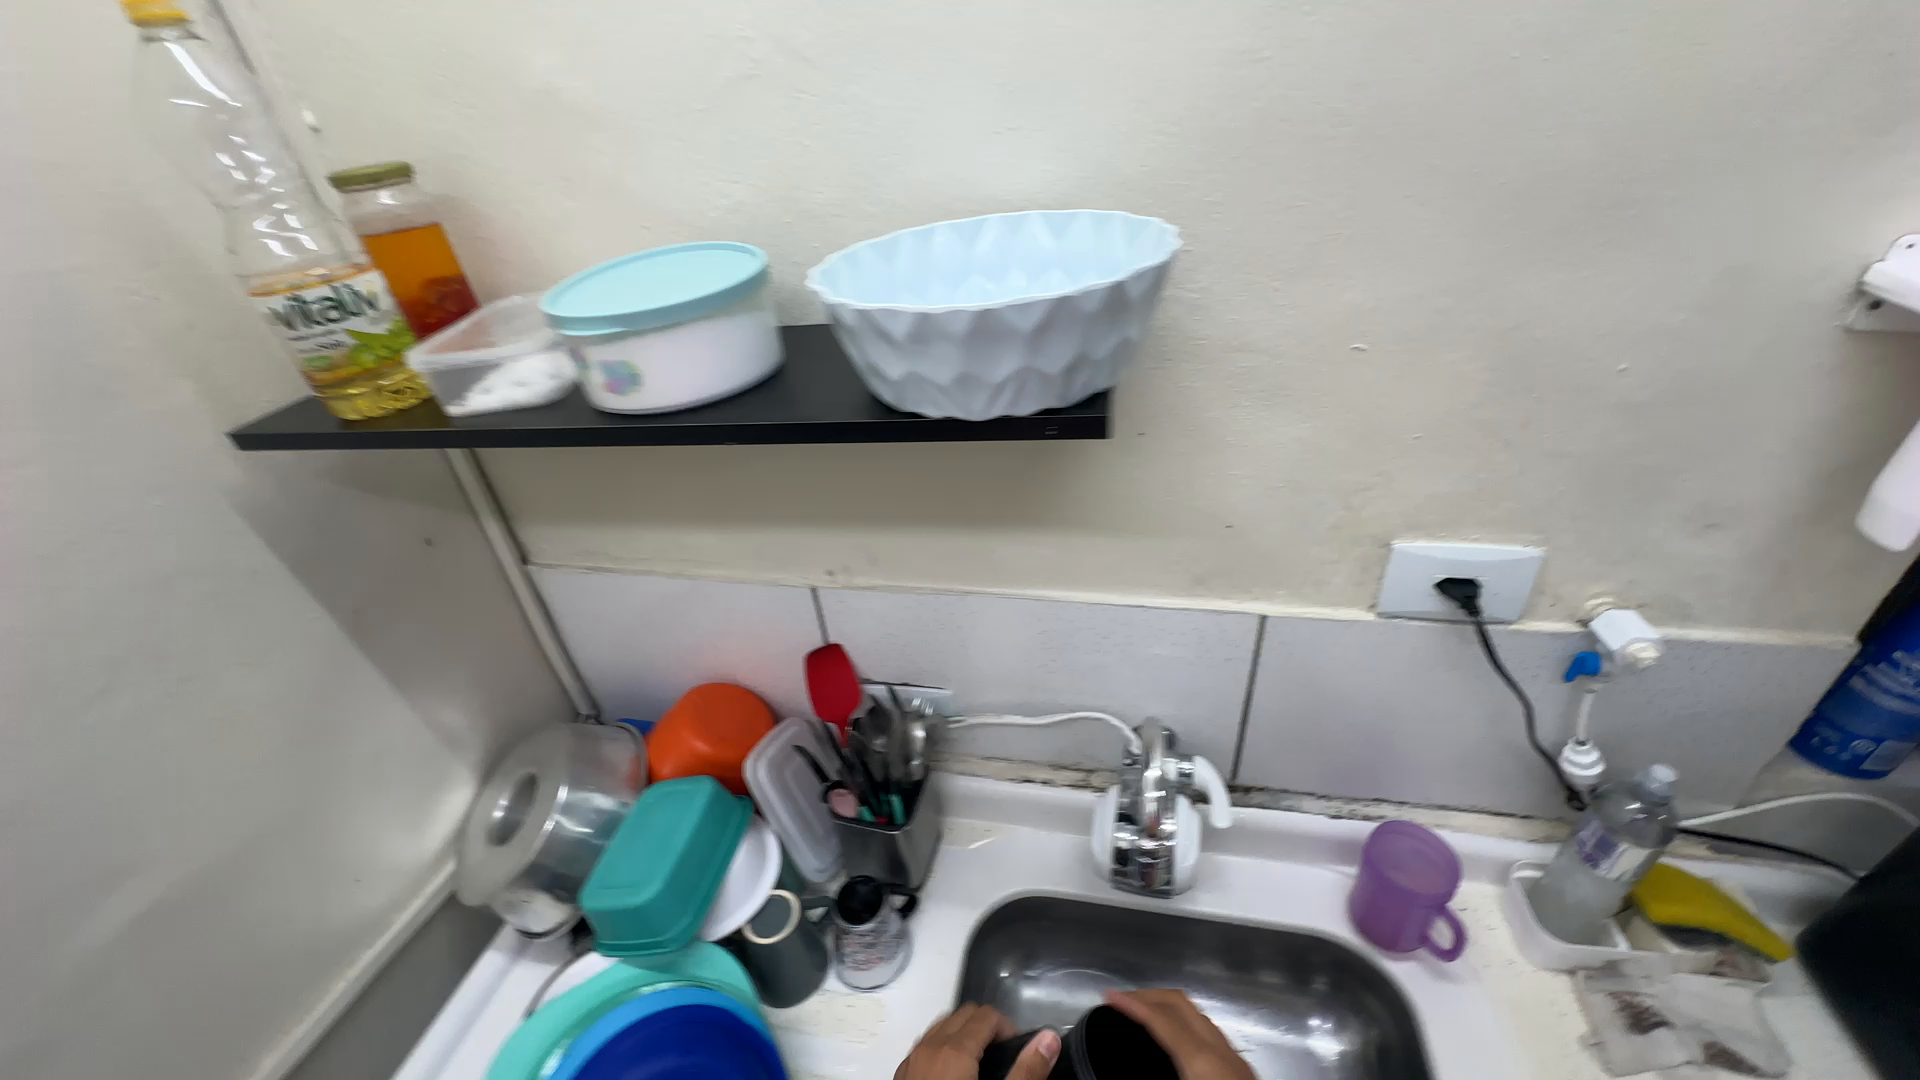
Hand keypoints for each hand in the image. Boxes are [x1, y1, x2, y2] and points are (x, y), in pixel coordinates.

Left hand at [894, 1003, 1060, 1079]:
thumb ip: (1026, 1072)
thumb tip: (1048, 1039)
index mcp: (953, 1051)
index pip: (987, 1015)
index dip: (1008, 1029)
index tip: (1018, 1053)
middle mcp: (928, 1048)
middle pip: (963, 1014)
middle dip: (987, 1029)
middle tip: (1005, 1059)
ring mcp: (910, 1062)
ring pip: (942, 1027)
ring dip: (964, 1036)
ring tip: (982, 1069)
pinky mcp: (902, 1075)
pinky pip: (926, 1046)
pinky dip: (943, 1049)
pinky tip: (956, 1079)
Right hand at [1103, 990, 1254, 1079]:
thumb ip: (1152, 1076)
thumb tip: (1118, 1074)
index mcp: (1201, 1061)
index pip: (1161, 1018)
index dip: (1131, 1003)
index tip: (1107, 996)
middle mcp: (1221, 1050)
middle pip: (1181, 1003)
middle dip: (1148, 995)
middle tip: (1122, 1001)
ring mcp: (1235, 1059)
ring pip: (1198, 1016)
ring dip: (1167, 1008)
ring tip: (1143, 1017)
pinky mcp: (1242, 1072)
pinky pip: (1208, 1033)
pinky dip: (1183, 1025)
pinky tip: (1174, 1043)